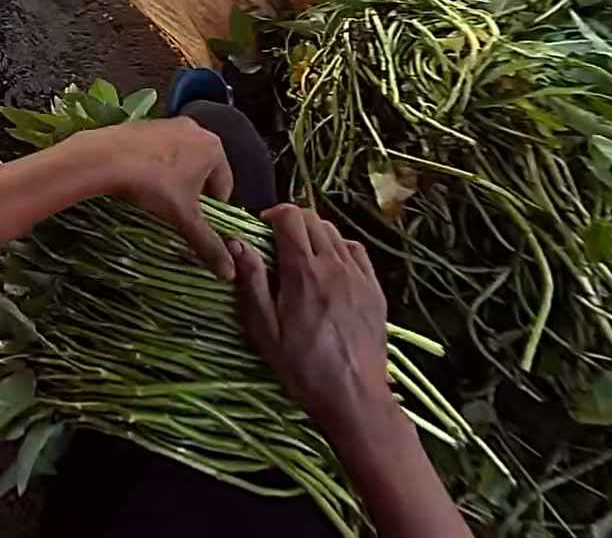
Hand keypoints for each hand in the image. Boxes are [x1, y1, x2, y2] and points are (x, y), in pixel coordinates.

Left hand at [55, 118, 234, 278]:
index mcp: (214, 148)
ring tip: (157, 194)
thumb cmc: (153, 184)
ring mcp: (170, 123)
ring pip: (182, 157)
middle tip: (176, 208)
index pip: (224, 186)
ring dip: (176, 176)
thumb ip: (208, 244)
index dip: (212, 209)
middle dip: (193, 190)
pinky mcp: (148, 123)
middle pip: (204, 170)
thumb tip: (229, 272)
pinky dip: (157, 162)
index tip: (194, 220)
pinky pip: (161, 147)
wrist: (107, 156)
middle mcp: (196, 129)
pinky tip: (142, 176)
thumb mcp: (183, 217)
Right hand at [231, 205, 392, 433]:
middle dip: (292, 220)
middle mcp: (333, 265)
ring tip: (303, 252)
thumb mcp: (265, 328)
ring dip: (314, 232)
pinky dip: (340, 247)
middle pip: (312, 218)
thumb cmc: (302, 366)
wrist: (355, 399)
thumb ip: (251, 280)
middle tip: (279, 240)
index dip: (274, 214)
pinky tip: (331, 264)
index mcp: (303, 271)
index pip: (290, 217)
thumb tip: (236, 241)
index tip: (263, 228)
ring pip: (334, 232)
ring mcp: (358, 276)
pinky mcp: (375, 290)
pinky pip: (356, 251)